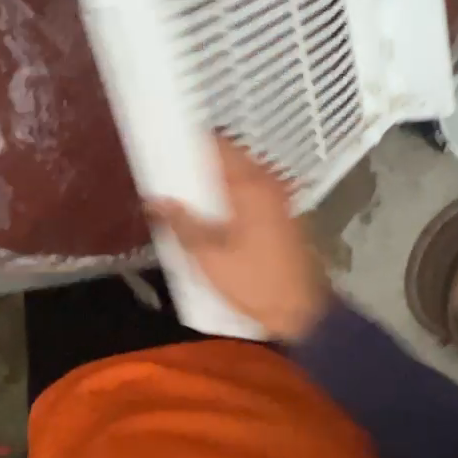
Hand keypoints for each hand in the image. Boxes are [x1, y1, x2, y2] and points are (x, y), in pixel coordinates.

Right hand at [147, 140, 329, 342]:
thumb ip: (180, 223)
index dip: (190, 143)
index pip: (218, 143)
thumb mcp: (207, 256)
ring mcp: (281, 200)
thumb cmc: (255, 283)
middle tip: (171, 178)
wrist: (301, 313)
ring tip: (187, 199)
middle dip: (200, 167)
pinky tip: (213, 218)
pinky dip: (232, 198)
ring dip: (216, 184)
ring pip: (241, 178)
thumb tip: (156, 201)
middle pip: (230, 159)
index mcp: (251, 184)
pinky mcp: (285, 218)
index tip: (166, 150)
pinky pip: (252, 195)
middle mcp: (270, 183)